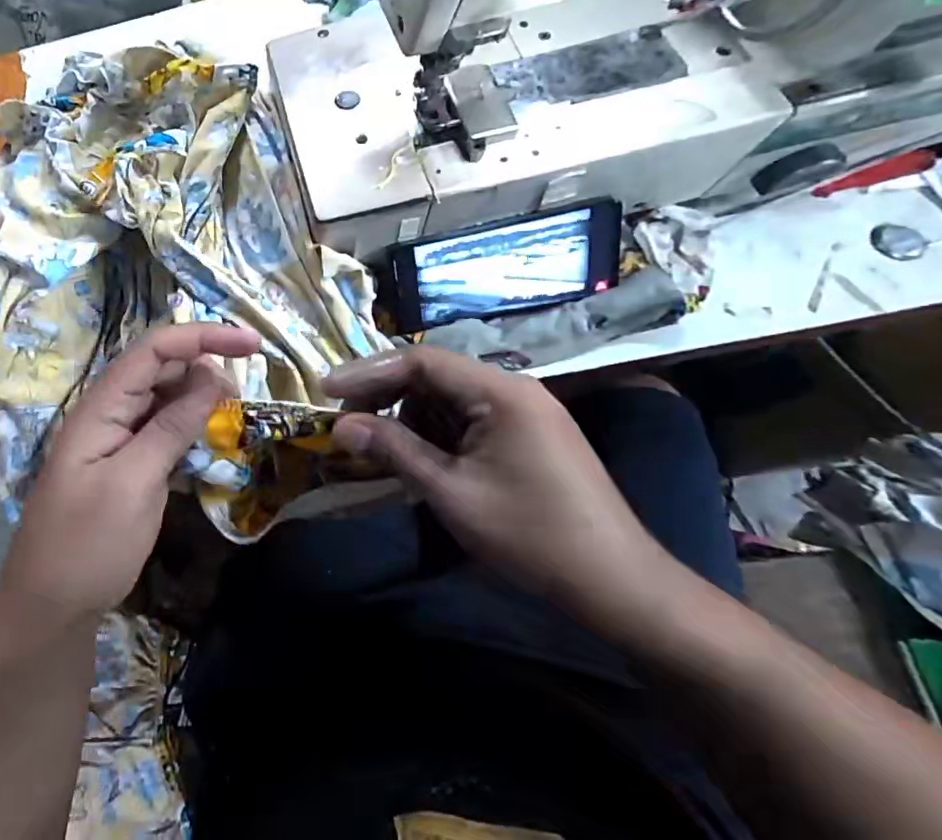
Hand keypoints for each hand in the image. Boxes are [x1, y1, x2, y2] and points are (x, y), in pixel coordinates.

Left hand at [0, 323, 260, 622]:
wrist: (49, 608)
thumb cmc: (87, 545)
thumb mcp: (134, 483)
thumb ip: (171, 427)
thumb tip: (212, 380)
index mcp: (101, 408)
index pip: (154, 349)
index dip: (203, 336)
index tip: (252, 345)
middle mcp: (108, 414)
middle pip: (162, 369)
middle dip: (205, 369)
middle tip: (239, 400)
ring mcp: (117, 440)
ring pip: (166, 399)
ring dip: (200, 401)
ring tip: (228, 421)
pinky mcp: (127, 464)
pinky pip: (164, 431)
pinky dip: (190, 430)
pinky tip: (208, 447)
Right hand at [325, 346, 685, 625]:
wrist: (615, 581)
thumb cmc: (530, 535)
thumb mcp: (451, 492)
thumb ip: (394, 450)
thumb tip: (341, 425)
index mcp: (500, 389)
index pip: (421, 360)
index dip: (368, 373)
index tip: (326, 391)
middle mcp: (515, 387)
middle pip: (437, 376)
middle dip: (388, 398)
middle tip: (347, 425)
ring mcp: (527, 411)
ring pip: (452, 400)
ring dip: (413, 420)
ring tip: (379, 450)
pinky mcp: (531, 435)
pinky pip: (473, 420)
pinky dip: (441, 435)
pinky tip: (422, 461)